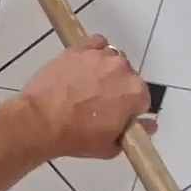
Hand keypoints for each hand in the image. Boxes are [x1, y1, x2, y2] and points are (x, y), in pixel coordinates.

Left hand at [17, 36, 154, 159]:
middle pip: (127, 76)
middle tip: (97, 102)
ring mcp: (100, 56)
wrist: (40, 121)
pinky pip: (96, 44)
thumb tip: (149, 125)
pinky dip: (93, 52)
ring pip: (111, 59)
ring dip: (105, 69)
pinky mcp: (79, 49)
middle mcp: (122, 69)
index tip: (115, 115)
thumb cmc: (77, 137)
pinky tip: (83, 66)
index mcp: (135, 92)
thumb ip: (134, 133)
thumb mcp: (111, 146)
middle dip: (117, 88)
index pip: (141, 98)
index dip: (128, 108)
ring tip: (86, 84)